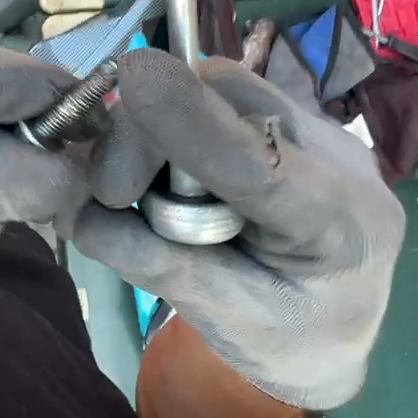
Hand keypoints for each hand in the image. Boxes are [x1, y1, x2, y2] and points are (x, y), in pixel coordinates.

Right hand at [63, 49, 404, 409]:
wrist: (338, 328)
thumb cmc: (284, 338)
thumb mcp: (218, 319)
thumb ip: (151, 262)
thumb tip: (76, 212)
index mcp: (340, 228)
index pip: (261, 164)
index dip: (196, 119)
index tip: (134, 78)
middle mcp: (340, 157)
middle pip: (227, 98)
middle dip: (149, 134)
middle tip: (114, 194)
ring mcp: (320, 126)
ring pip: (218, 85)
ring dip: (160, 129)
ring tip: (150, 190)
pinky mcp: (292, 113)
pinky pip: (219, 94)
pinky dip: (178, 122)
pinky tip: (175, 169)